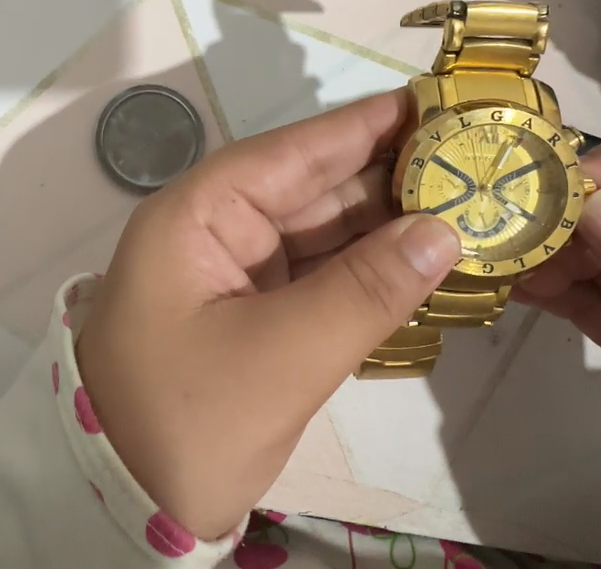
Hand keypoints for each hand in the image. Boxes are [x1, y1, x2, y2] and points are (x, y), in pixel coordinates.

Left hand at [75, 89, 461, 539]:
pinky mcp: (254, 312)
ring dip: (387, 222)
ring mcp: (235, 271)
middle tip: (475, 153)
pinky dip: (368, 271)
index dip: (361, 126)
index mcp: (199, 214)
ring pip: (321, 232)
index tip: (433, 100)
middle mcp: (216, 229)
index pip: (291, 152)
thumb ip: (365, 291)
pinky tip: (425, 259)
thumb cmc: (186, 418)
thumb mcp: (279, 356)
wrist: (125, 500)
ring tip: (469, 199)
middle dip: (389, 173)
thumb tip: (443, 229)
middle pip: (311, 187)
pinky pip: (318, 275)